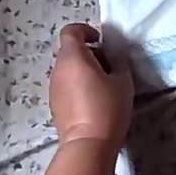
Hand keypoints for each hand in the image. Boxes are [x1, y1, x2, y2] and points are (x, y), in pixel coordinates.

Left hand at [49, 23, 133, 146]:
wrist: (87, 144)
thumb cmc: (107, 108)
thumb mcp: (123, 82)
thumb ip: (119, 62)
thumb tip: (114, 56)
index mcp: (72, 57)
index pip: (70, 31)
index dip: (85, 30)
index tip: (100, 41)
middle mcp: (58, 68)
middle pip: (68, 50)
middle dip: (88, 52)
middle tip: (108, 65)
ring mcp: (53, 87)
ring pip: (66, 68)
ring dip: (82, 69)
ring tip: (102, 85)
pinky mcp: (54, 103)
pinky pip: (65, 85)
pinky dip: (76, 84)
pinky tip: (92, 100)